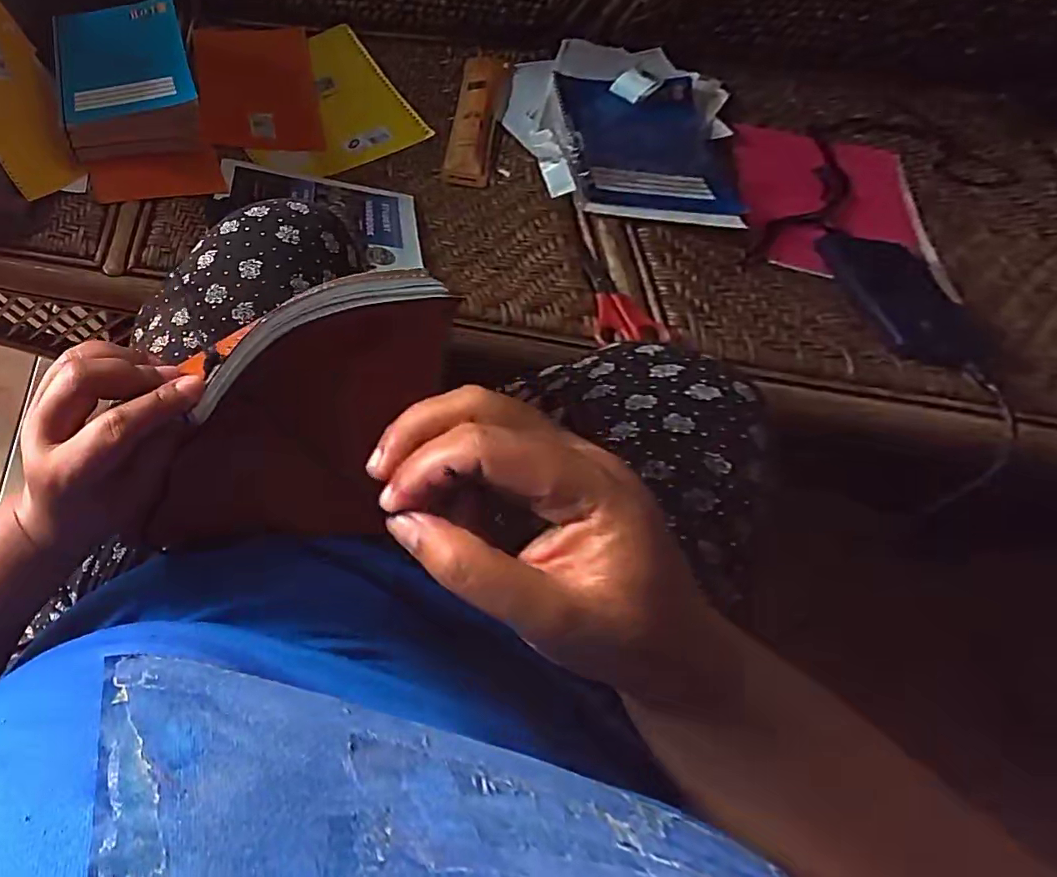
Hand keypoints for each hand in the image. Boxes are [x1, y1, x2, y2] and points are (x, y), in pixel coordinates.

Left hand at [13, 341, 203, 556]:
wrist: (49, 516)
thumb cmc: (95, 514)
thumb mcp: (135, 496)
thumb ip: (159, 449)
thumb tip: (184, 403)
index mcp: (65, 472)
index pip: (114, 426)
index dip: (158, 402)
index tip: (193, 387)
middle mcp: (41, 434)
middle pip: (84, 378)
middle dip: (136, 371)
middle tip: (173, 377)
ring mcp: (35, 408)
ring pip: (76, 359)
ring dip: (123, 356)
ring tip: (157, 369)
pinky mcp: (40, 393)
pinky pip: (73, 357)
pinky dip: (109, 354)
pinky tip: (135, 366)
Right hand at [369, 385, 742, 711]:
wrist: (677, 652)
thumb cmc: (622, 639)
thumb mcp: (549, 623)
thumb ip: (472, 573)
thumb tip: (403, 524)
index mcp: (589, 484)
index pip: (488, 445)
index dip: (428, 466)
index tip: (392, 509)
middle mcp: (577, 452)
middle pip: (481, 404)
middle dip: (418, 430)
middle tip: (379, 473)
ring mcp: (565, 454)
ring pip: (480, 410)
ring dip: (427, 438)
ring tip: (399, 488)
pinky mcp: (548, 467)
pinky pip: (485, 439)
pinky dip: (446, 459)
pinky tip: (437, 499)